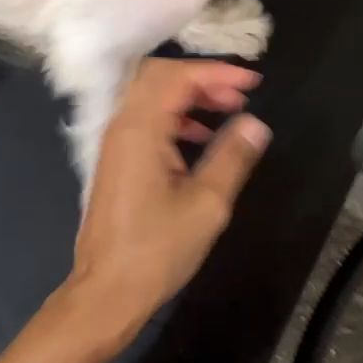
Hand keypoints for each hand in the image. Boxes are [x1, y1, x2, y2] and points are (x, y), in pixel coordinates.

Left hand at [67, 58, 270, 339]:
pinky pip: (144, 118)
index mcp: (140, 128)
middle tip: (238, 95)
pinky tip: (200, 138)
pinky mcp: (115, 158)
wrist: (106, 291)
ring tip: (227, 112)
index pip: (176, 76)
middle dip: (201, 77)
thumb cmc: (157, 250)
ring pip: (150, 95)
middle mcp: (122, 124)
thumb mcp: (207, 205)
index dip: (216, 71)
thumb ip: (232, 157)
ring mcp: (114, 141)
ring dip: (188, 95)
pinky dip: (173, 116)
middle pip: (158, 76)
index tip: (252, 81)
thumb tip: (256, 124)